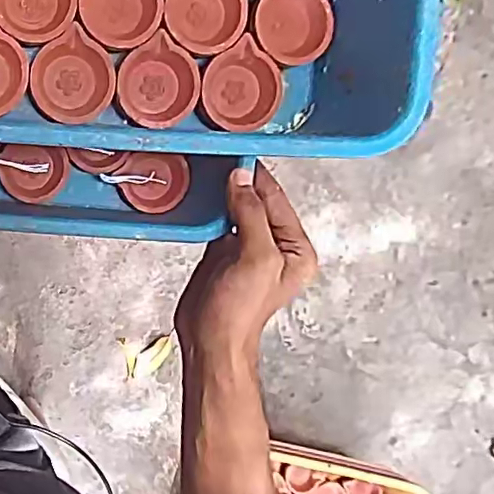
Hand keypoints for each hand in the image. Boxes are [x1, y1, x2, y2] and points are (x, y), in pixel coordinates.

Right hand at [174, 166, 317, 364]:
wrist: (209, 338)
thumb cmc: (239, 309)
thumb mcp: (255, 258)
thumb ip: (252, 215)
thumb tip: (241, 178)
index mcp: (296, 248)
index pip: (277, 201)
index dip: (258, 178)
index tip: (237, 154)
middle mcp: (275, 245)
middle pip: (257, 202)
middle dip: (240, 181)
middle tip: (218, 156)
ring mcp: (247, 248)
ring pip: (236, 209)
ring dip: (223, 191)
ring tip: (206, 168)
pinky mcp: (221, 252)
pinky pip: (218, 220)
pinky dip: (209, 206)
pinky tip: (198, 194)